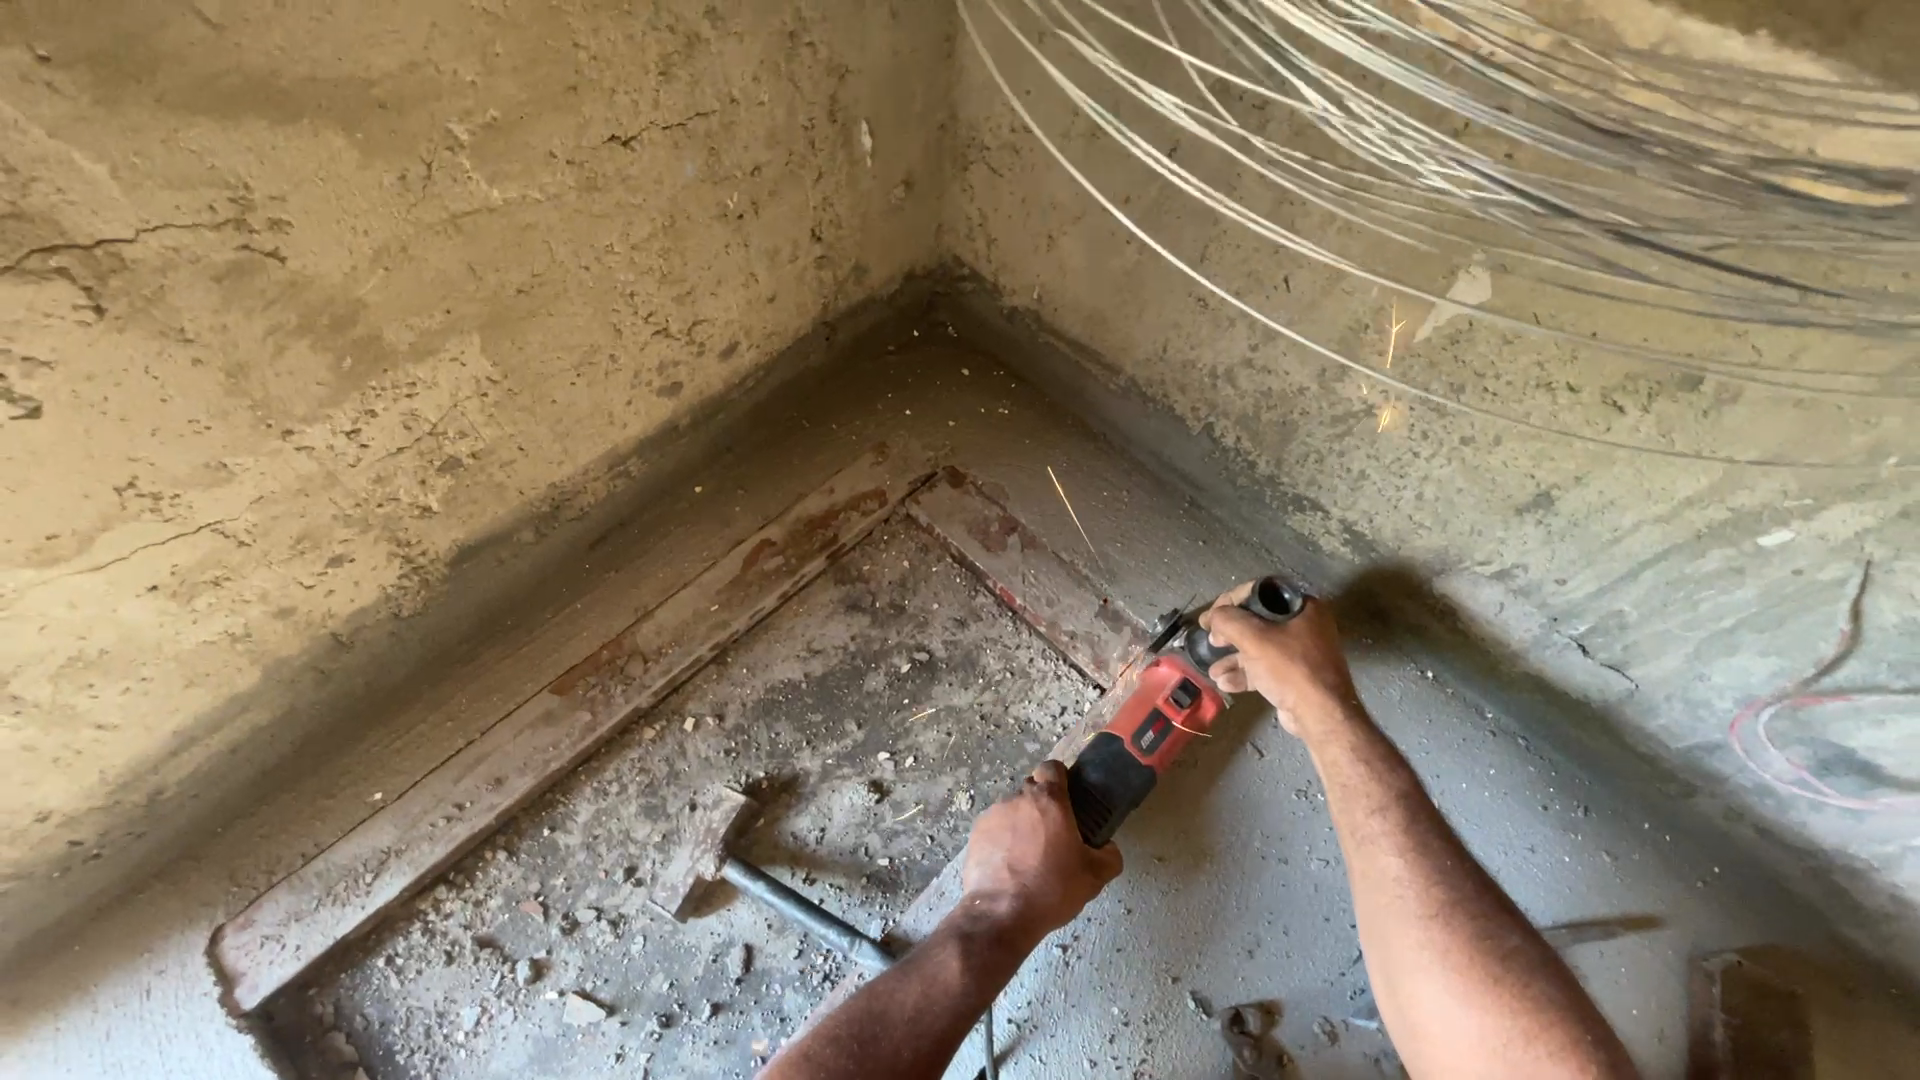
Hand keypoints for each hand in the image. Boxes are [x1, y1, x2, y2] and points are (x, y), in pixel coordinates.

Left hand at [958, 760, 1122, 945]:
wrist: (1001, 914)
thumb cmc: (1051, 889)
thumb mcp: (1094, 877)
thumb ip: (1109, 856)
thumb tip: (1107, 848)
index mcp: (1048, 800)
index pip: (1052, 768)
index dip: (1060, 779)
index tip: (1067, 798)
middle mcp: (1018, 798)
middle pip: (1032, 789)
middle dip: (1042, 806)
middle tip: (1053, 834)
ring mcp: (993, 814)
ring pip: (1012, 810)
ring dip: (1021, 824)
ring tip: (1028, 856)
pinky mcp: (975, 833)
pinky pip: (995, 828)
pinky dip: (1003, 839)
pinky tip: (1009, 865)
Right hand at [1198, 583, 1358, 736]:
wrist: (1320, 715)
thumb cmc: (1289, 668)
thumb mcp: (1253, 638)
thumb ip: (1227, 620)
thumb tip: (1212, 617)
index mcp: (1302, 607)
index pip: (1258, 593)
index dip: (1229, 601)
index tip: (1210, 615)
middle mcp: (1303, 625)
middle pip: (1256, 621)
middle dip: (1229, 633)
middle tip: (1211, 640)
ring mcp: (1299, 652)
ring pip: (1257, 647)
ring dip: (1233, 658)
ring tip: (1213, 670)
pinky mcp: (1294, 675)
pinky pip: (1264, 667)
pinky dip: (1244, 673)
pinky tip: (1225, 683)